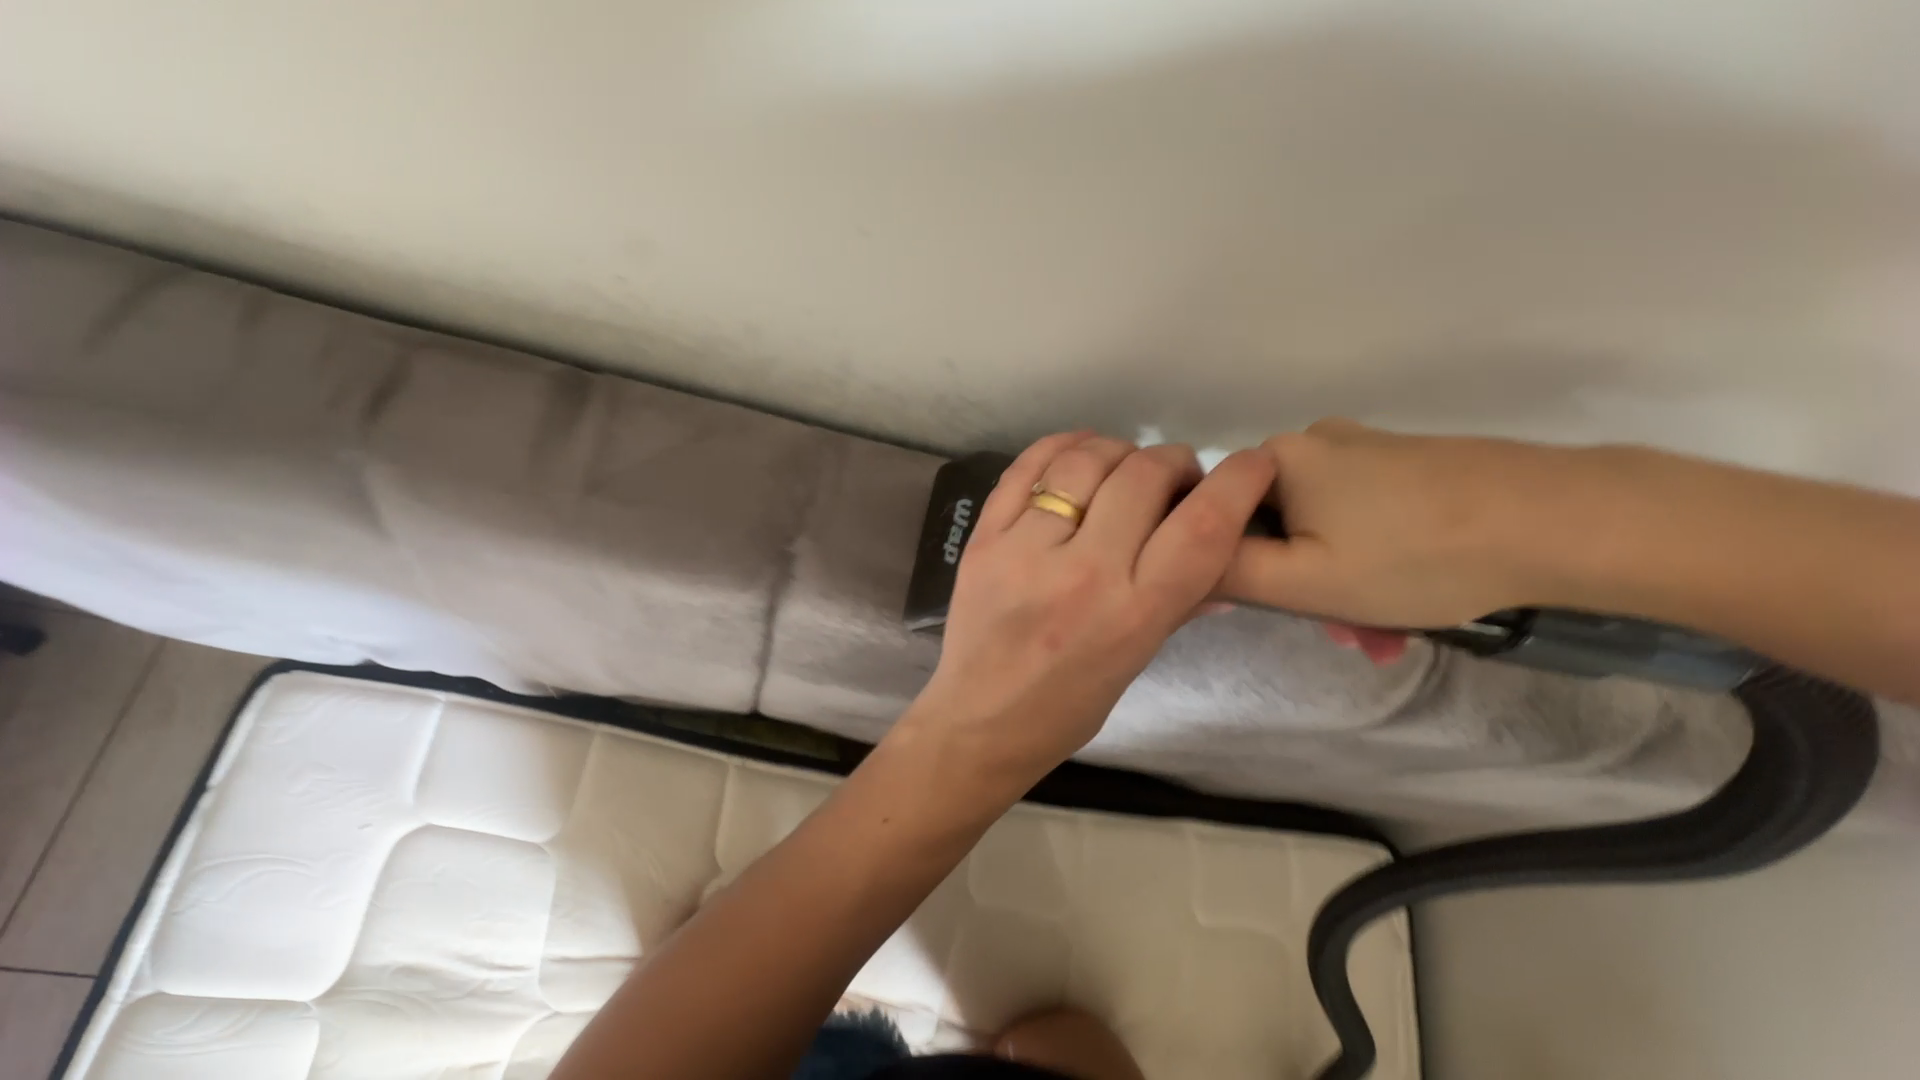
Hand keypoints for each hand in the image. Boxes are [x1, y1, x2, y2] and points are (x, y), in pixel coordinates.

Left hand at [912, 432, 1276, 780]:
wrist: (980, 722)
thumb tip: (1226, 550)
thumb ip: (1180, 601)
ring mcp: (1025, 550)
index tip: (1254, 463)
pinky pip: (1027, 467)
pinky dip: (1062, 446)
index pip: (1203, 527)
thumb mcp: (1138, 660)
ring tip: (1126, 467)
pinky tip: (1081, 452)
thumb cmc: (1069, 706)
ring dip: (1120, 450)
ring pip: (1086, 460)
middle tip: (1176, 477)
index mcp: (1134, 614)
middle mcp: (1084, 573)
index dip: (1238, 481)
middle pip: (1144, 476)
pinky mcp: (985, 538)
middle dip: (1175, 462)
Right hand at [1222, 419, 1579, 630]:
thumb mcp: (1303, 582)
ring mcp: (1368, 450)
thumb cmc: (1414, 556)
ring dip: (1344, 586)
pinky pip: (1367, 520)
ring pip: (1326, 529)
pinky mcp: (1411, 464)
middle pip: (1277, 526)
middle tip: (1349, 639)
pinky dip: (1376, 562)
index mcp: (1278, 458)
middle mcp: (1316, 442)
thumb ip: (1226, 572)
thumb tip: (1181, 558)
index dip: (1236, 570)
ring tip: (1388, 637)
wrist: (1556, 520)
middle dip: (1304, 588)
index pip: (1219, 515)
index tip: (1282, 613)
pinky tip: (1413, 603)